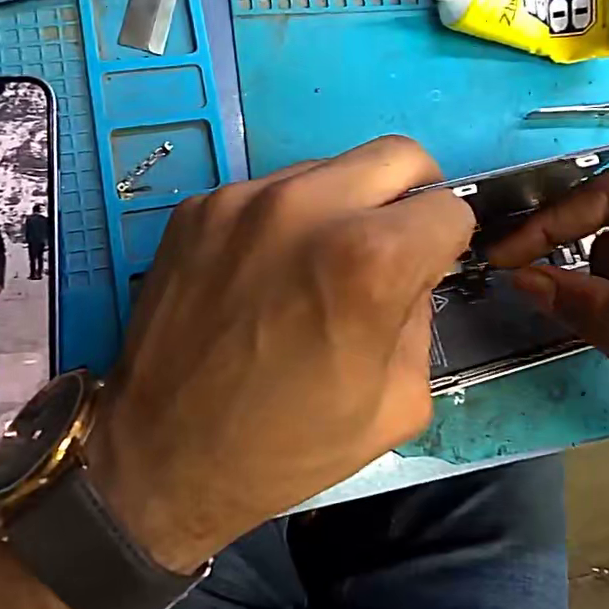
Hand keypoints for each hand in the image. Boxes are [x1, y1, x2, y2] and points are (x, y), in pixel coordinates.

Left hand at [89, 136, 473, 572]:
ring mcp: (243, 199)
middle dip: (410, 196)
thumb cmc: (286, 445)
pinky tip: (263, 269)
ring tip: (315, 262)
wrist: (162, 454)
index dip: (446, 244)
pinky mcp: (199, 206)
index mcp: (368, 259)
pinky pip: (269, 190)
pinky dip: (285, 219)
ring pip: (329, 168)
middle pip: (397, 154)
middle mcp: (306, 206)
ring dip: (344, 205)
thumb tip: (415, 267)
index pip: (447, 208)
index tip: (425, 270)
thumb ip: (420, 316)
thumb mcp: (396, 401)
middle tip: (391, 242)